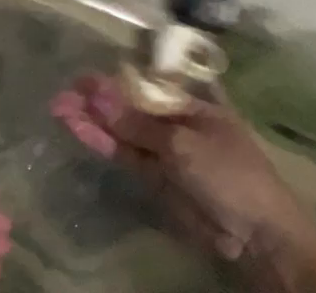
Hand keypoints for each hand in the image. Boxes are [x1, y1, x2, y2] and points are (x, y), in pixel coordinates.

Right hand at [49, 74, 306, 260]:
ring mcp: (164, 151)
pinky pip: (123, 152)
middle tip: (61, 95)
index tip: (82, 78)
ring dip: (92, 120)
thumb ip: (135, 121)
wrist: (257, 236)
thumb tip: (94, 94)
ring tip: (58, 109)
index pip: (147, 86)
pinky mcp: (154, 176)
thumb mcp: (183, 143)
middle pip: (129, 107)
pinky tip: (76, 128)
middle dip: (96, 100)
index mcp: (194, 107)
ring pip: (121, 130)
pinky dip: (100, 141)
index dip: (114, 81)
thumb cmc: (230, 175)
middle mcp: (176, 124)